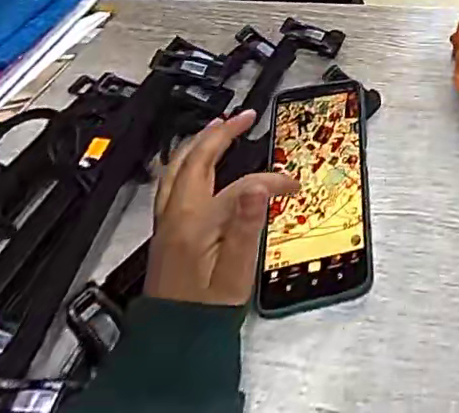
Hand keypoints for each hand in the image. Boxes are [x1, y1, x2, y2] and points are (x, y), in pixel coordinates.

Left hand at [145, 109, 299, 306]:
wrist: (173, 343)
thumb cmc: (207, 311)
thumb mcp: (236, 271)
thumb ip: (248, 226)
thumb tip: (261, 186)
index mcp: (196, 223)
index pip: (243, 184)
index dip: (272, 180)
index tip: (293, 187)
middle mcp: (176, 218)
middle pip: (194, 161)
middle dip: (221, 134)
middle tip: (246, 117)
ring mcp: (167, 224)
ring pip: (176, 170)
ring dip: (198, 143)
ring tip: (219, 126)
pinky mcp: (166, 233)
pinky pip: (171, 183)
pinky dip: (186, 161)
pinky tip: (195, 160)